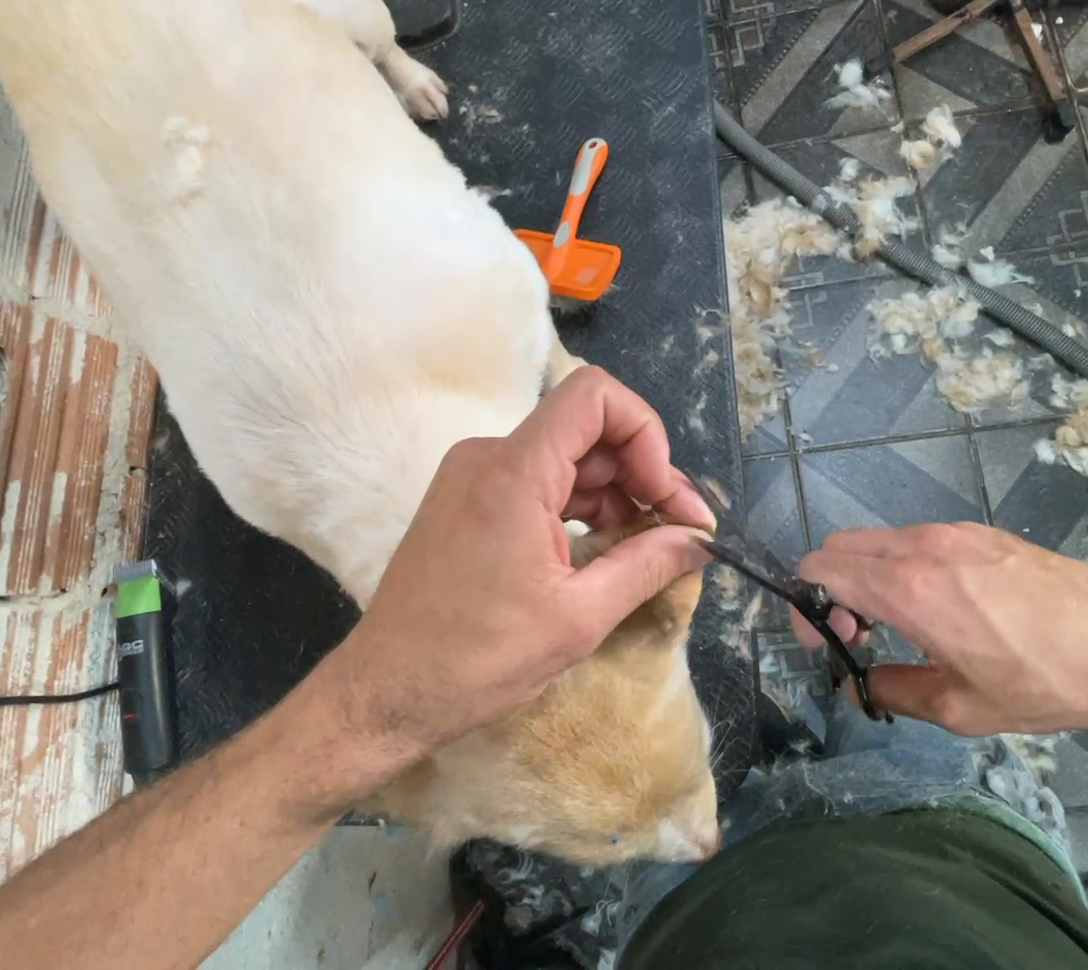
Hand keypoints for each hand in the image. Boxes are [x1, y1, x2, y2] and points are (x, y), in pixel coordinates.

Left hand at [323, 367, 713, 752]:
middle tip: (677, 530)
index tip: (662, 495)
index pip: (594, 395)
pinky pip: (538, 479)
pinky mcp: (466, 497)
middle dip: (641, 473)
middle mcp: (489, 455)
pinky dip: (578, 505)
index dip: (645, 432)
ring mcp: (472, 474)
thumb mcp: (579, 616)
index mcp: (514, 473)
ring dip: (613, 493)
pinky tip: (602, 547)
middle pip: (586, 428)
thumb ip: (648, 565)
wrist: (387, 691)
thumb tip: (700, 540)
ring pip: (566, 456)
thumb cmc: (479, 660)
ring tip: (644, 548)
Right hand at [796, 523, 1087, 739]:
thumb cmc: (1041, 685)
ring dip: (867, 575)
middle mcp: (921, 546)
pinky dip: (904, 565)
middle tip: (858, 633)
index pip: (820, 568)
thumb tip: (857, 684)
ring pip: (878, 540)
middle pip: (839, 546)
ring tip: (903, 621)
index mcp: (906, 587)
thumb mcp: (957, 708)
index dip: (805, 606)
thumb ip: (889, 691)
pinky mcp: (983, 532)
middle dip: (831, 588)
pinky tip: (945, 605)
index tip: (826, 642)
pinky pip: (917, 539)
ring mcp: (955, 532)